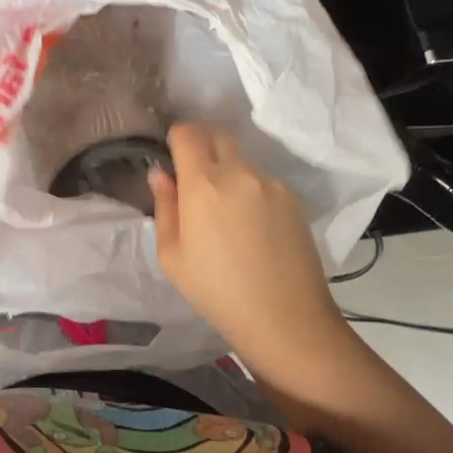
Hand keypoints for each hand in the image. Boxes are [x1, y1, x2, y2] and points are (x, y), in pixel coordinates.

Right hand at [148, 122, 354, 375]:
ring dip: (229, 172)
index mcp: (203, 184)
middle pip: (217, 135)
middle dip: (202, 145)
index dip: (177, 138)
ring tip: (227, 213)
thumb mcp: (173, 258)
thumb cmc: (218, 293)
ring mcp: (270, 182)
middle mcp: (238, 172)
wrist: (286, 320)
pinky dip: (251, 191)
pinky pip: (263, 181)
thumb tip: (160, 174)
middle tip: (196, 177)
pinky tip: (253, 227)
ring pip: (241, 160)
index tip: (173, 157)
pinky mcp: (292, 197)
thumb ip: (165, 207)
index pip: (187, 133)